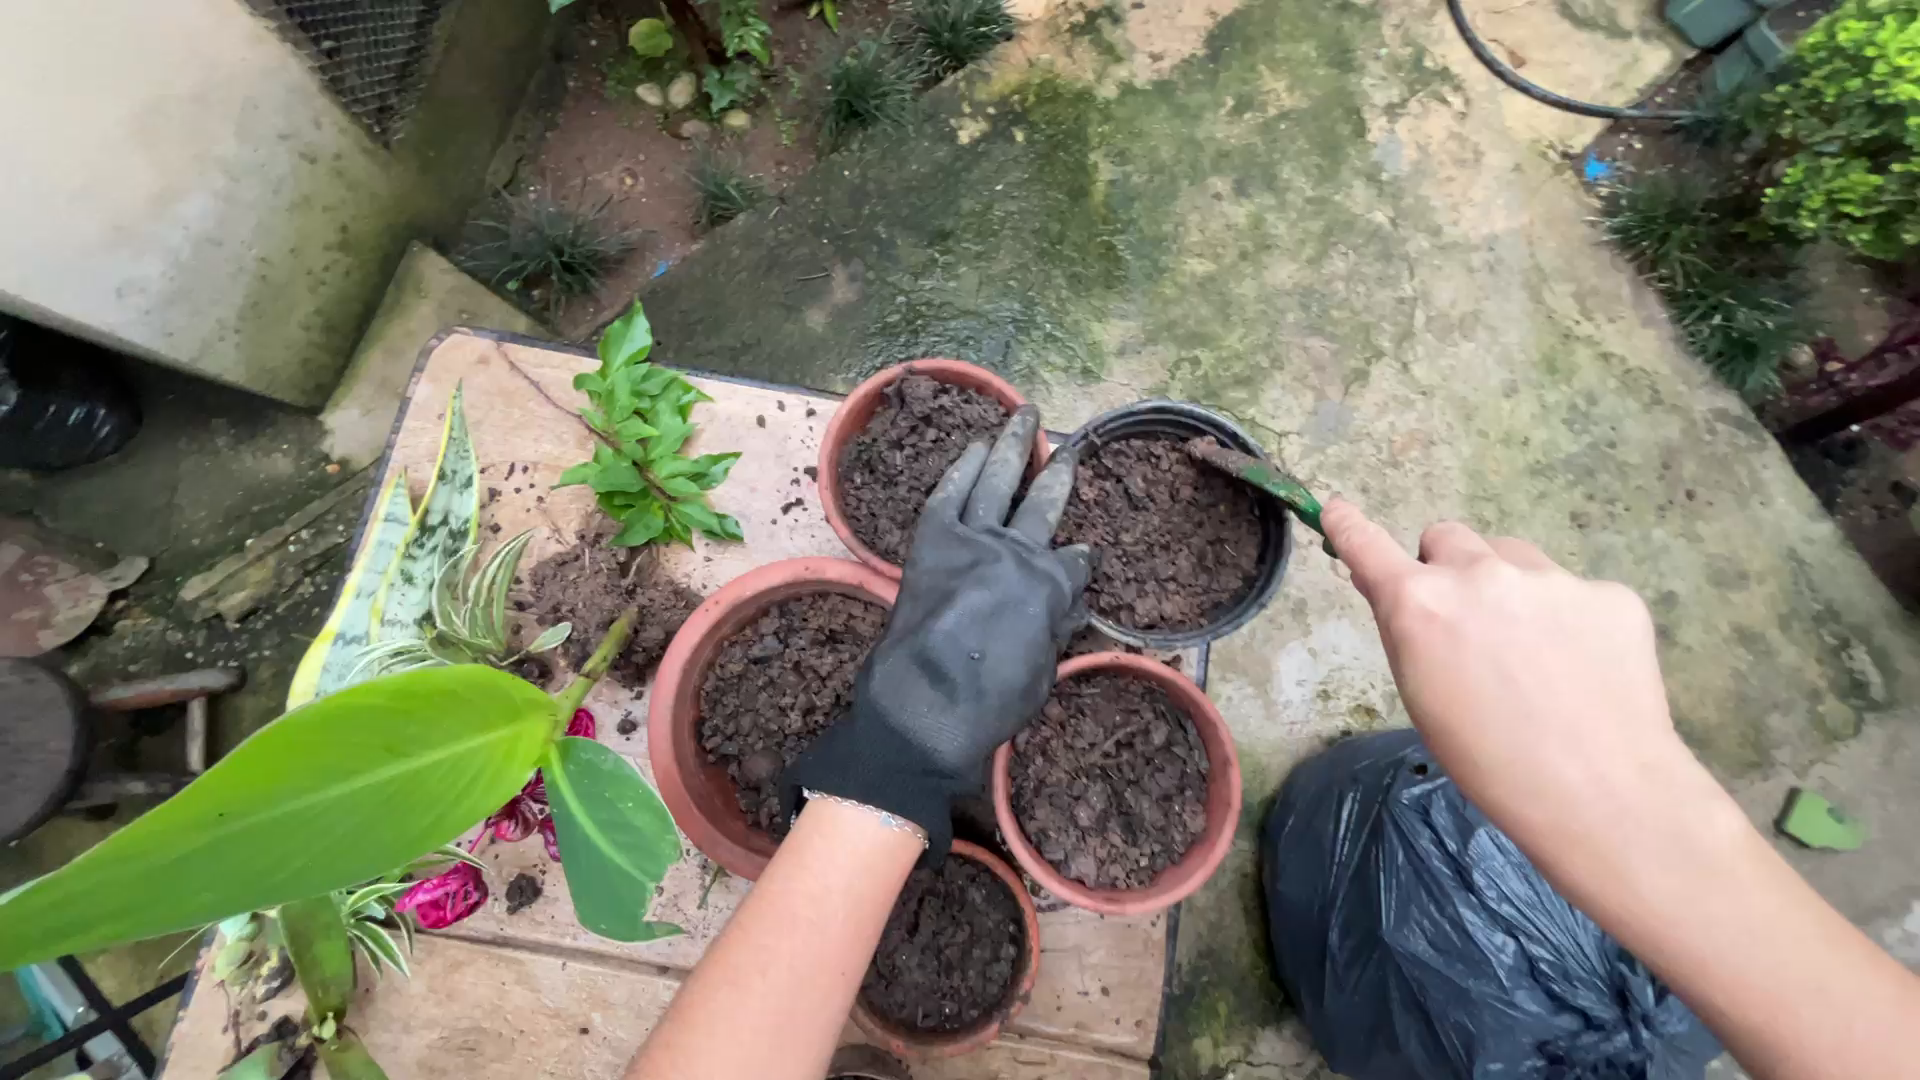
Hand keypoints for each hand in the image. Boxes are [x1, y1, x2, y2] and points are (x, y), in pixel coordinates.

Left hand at [784, 406, 1089, 857]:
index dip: (1078, 562)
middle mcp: (1020, 553)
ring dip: (1014, 445)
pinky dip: (963, 466)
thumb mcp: (1043, 673)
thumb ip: (1057, 628)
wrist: (928, 703)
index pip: (1075, 564)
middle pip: (1043, 504)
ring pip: (999, 481)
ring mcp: (976, 540)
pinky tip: (977, 445)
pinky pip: (951, 492)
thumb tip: (1076, 601)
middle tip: (1070, 449)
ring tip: (1025, 414)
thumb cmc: (991, 703)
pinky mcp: (934, 540)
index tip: (1081, 556)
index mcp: (1052, 588)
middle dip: (1058, 475)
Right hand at [1320, 499, 1704, 873]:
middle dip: (1444, 567)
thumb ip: (1403, 626)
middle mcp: (1477, 574)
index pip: (1366, 545)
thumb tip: (1391, 587)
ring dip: (1503, 582)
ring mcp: (1549, 579)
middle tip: (1462, 617)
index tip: (1335, 507)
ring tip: (1529, 644)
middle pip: (1446, 537)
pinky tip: (1580, 663)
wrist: (1600, 793)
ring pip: (1510, 555)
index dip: (1347, 526)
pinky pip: (1568, 588)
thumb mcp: (1417, 688)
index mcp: (1418, 602)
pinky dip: (1565, 615)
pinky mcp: (1609, 594)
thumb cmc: (1482, 755)